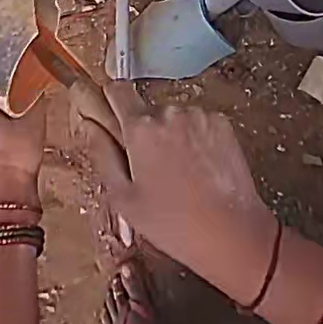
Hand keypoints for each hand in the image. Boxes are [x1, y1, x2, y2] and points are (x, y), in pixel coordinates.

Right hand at [82, 83, 279, 302]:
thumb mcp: (123, 197)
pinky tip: (200, 169)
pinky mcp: (221, 123)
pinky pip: (196, 122)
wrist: (234, 234)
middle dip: (144, 131)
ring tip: (180, 173)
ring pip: (172, 117)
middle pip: (145, 109)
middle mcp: (169, 112)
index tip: (113, 122)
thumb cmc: (173, 223)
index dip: (111, 102)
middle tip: (151, 168)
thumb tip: (88, 123)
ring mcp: (199, 115)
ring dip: (170, 134)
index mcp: (140, 127)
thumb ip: (100, 153)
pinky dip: (194, 138)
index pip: (116, 88)